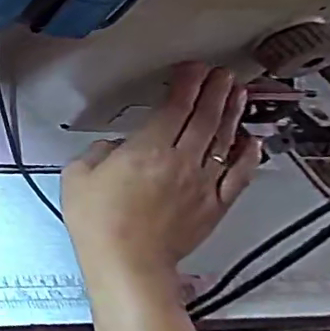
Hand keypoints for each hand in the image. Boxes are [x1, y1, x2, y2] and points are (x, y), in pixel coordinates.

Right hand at [61, 63, 261, 293]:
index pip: (174, 109)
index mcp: (146, 150)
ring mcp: (203, 183)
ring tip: (239, 94)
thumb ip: (100, 152)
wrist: (126, 260)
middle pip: (206, 119)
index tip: (192, 70)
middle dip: (215, 92)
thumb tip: (117, 147)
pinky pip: (240, 174)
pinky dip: (249, 154)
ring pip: (226, 141)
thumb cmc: (97, 219)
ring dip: (233, 114)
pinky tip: (251, 140)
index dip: (186, 86)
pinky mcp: (214, 204)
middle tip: (223, 74)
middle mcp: (181, 162)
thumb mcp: (78, 175)